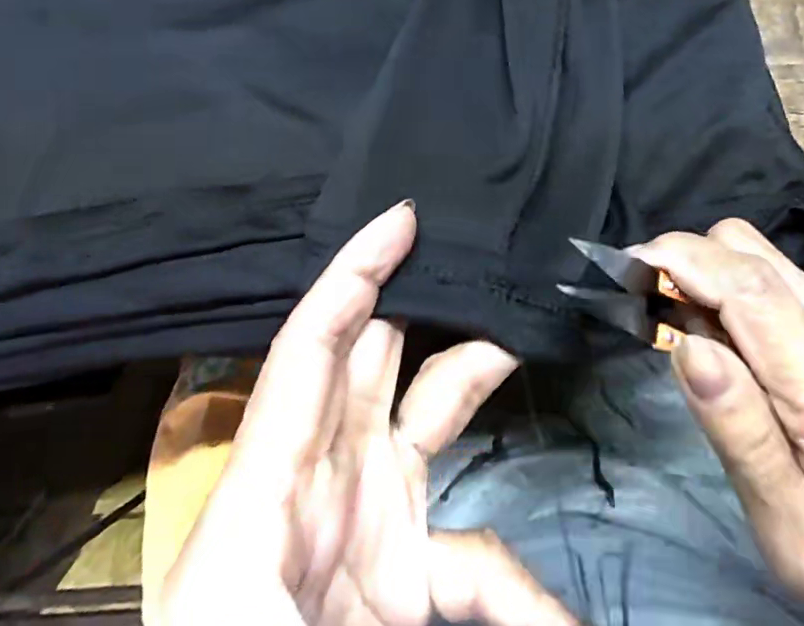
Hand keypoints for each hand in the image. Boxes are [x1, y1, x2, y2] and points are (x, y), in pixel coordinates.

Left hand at [161, 201, 576, 625]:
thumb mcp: (245, 607)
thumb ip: (362, 561)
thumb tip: (506, 576)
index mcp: (273, 479)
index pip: (312, 347)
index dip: (353, 273)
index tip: (403, 218)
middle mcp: (328, 480)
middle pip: (383, 355)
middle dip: (433, 296)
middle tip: (485, 248)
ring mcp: (372, 520)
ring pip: (436, 413)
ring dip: (481, 370)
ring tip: (532, 331)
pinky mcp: (404, 572)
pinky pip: (476, 551)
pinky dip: (520, 587)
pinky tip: (558, 620)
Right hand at [634, 220, 803, 625]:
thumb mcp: (795, 543)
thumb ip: (743, 442)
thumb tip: (689, 348)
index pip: (752, 291)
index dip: (683, 262)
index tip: (627, 267)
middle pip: (752, 253)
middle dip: (688, 263)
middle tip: (654, 314)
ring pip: (762, 253)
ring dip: (712, 275)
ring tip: (694, 334)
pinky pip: (779, 273)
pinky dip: (738, 288)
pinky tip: (736, 340)